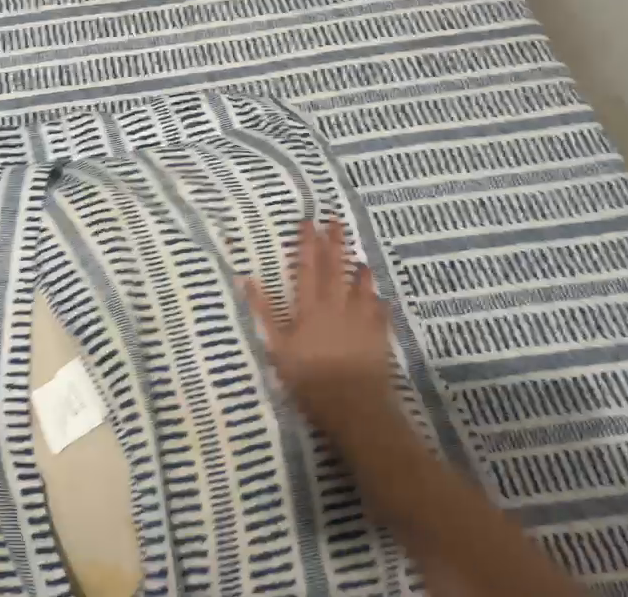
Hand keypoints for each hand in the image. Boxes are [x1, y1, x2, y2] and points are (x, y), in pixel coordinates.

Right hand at [241, 220, 397, 433]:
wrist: (353, 405)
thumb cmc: (309, 378)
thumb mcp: (278, 346)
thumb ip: (265, 312)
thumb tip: (247, 280)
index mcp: (309, 308)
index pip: (307, 268)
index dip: (307, 244)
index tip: (308, 222)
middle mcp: (336, 308)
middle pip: (335, 271)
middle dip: (335, 245)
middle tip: (336, 222)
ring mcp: (360, 322)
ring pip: (361, 288)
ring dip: (359, 270)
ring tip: (360, 256)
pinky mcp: (378, 338)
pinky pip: (380, 314)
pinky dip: (378, 301)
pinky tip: (380, 296)